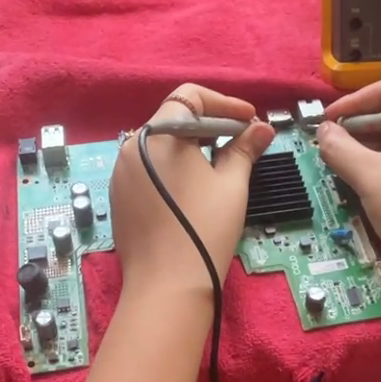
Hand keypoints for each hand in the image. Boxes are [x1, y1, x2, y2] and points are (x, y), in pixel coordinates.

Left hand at [110, 85, 274, 298]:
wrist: (167, 285)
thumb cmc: (204, 229)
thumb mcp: (232, 184)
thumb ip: (244, 148)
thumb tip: (261, 128)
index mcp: (160, 134)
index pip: (190, 96)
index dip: (224, 102)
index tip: (249, 119)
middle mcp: (132, 146)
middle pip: (173, 118)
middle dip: (210, 123)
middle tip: (241, 140)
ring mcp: (121, 173)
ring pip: (160, 144)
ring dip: (191, 146)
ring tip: (221, 164)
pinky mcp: (119, 196)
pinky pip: (148, 168)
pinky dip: (172, 167)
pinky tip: (193, 188)